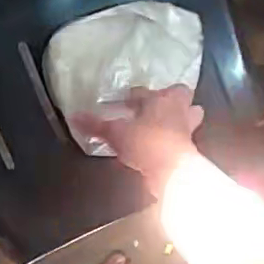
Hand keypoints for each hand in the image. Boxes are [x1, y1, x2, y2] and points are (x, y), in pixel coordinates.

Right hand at [74, 85, 202, 194]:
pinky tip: (161, 146)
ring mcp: (187, 129)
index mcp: (161, 100)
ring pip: (190, 115)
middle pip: (181, 95)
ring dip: (180, 116)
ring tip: (162, 124)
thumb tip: (73, 116)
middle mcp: (179, 110)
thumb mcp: (115, 133)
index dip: (130, 96)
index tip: (121, 102)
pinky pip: (183, 137)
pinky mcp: (189, 148)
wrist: (172, 171)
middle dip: (170, 98)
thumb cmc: (146, 142)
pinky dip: (174, 139)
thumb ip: (96, 125)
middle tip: (153, 107)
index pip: (143, 92)